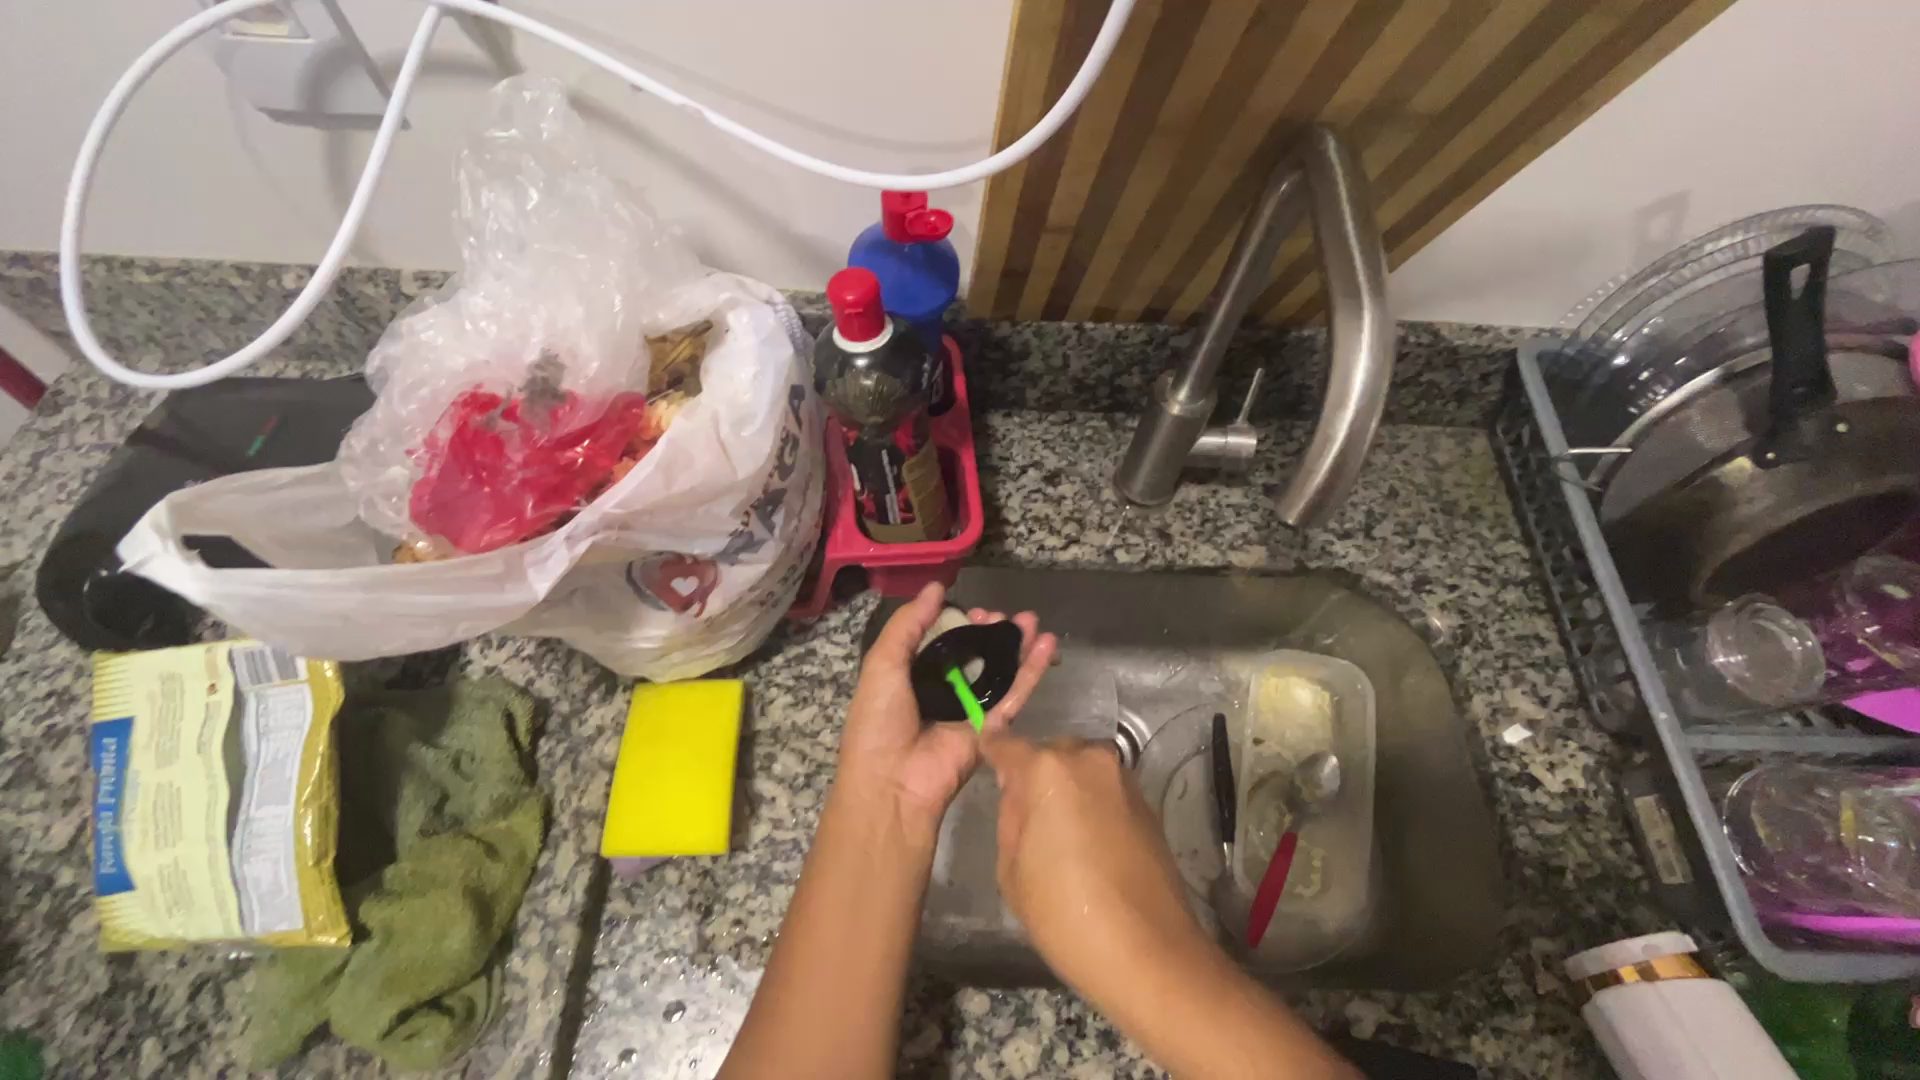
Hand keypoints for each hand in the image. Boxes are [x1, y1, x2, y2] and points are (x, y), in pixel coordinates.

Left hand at [836, 583, 1056, 825]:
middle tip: (1003, 615)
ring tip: (1031, 620)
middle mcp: (946, 690)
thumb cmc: (879, 721)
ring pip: (1002, 672)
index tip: (974, 609)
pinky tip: (1046, 645)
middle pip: (978, 654)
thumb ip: (908, 624)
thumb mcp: (883, 664)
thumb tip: (936, 588)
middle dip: (992, 632)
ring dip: (1018, 645)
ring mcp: (971, 710)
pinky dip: (1032, 671)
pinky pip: (1015, 696)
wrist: (891, 782)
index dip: (961, 622)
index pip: (945, 640)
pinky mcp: (994, 729)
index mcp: (915, 675)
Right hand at [981, 735, 1210, 1000]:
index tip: (982, 756)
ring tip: (1058, 830)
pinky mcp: (1146, 801)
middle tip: (1025, 813)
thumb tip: (1020, 795)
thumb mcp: (1011, 871)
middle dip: (1034, 774)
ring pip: (1080, 768)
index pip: (1006, 745)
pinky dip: (1091, 802)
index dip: (990, 750)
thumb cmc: (1064, 914)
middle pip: (1048, 753)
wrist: (1148, 952)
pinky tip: (1088, 841)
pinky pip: (1104, 789)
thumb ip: (1010, 817)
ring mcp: (1122, 778)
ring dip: (1066, 787)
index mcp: (1046, 770)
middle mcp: (1087, 759)